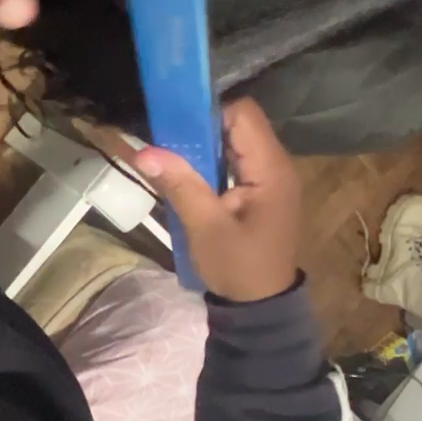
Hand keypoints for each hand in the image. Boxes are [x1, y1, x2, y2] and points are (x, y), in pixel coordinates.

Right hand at [134, 99, 302, 302]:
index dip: (209, 113)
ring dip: (205, 148)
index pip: (243, 115)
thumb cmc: (237, 267)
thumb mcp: (205, 227)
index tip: (176, 128)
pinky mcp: (261, 192)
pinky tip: (190, 177)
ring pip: (236, 143)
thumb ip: (180, 184)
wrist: (260, 306)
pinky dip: (212, 164)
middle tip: (167, 143)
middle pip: (240, 125)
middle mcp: (277, 165)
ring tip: (174, 159)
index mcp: (271, 169)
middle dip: (202, 129)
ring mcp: (271, 179)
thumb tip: (144, 152)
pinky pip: (236, 163)